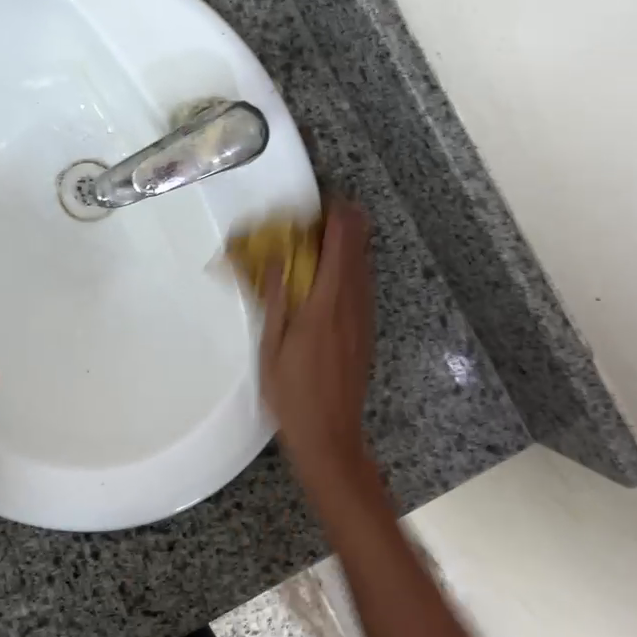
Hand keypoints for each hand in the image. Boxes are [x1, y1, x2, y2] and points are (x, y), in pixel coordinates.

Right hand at [258, 198, 373, 482]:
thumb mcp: (271, 346)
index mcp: (324, 305)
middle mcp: (350, 307)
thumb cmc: (292, 394)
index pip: (338, 249)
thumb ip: (275, 298)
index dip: (335, 219)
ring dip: (354, 243)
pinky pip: (364, 287)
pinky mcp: (364, 333)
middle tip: (334, 203)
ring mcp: (362, 321)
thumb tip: (275, 258)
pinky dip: (355, 266)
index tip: (325, 199)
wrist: (331, 437)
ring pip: (365, 269)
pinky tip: (343, 265)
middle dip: (349, 223)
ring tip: (340, 223)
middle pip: (358, 253)